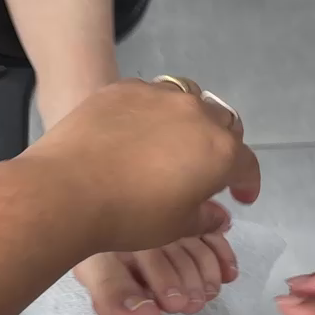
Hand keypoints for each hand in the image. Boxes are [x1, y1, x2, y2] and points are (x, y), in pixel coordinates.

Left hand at [19, 79, 260, 256]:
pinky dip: (151, 111)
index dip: (247, 182)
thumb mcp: (174, 227)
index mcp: (219, 152)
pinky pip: (149, 94)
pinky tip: (134, 130)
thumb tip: (218, 214)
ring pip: (188, 99)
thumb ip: (204, 217)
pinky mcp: (123, 88)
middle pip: (222, 124)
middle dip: (221, 146)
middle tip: (205, 169)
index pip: (246, 164)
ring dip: (189, 119)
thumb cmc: (128, 215)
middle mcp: (195, 114)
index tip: (241, 196)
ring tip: (173, 140)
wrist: (66, 189)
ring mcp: (158, 95)